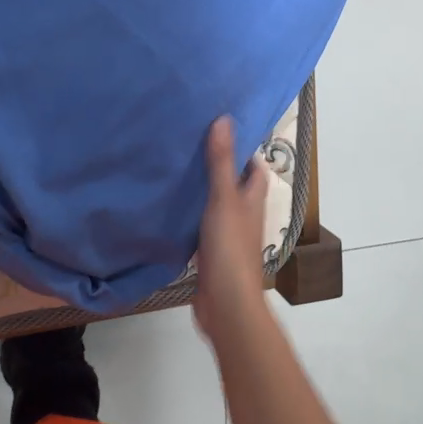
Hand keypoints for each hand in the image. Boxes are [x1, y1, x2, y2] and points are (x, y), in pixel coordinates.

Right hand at [193, 116, 271, 346]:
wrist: (226, 304)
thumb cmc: (230, 247)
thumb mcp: (223, 198)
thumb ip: (221, 161)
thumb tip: (224, 119)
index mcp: (253, 197)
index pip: (253, 164)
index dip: (239, 146)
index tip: (215, 126)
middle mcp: (244, 212)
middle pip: (233, 182)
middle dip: (215, 164)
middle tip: (187, 142)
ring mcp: (227, 233)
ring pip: (215, 202)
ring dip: (200, 188)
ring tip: (174, 166)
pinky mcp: (210, 250)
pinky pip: (200, 223)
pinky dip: (188, 213)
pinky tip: (168, 204)